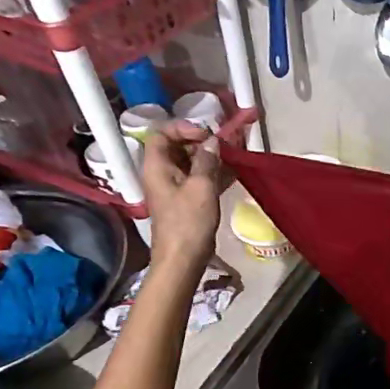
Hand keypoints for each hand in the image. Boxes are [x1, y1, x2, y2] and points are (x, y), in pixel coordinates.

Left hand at [142, 120, 227, 269]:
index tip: (206, 135)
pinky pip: (198, 179)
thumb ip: (207, 160)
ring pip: (190, 163)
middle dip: (201, 143)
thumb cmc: (189, 222)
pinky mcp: (186, 201)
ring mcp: (174, 188)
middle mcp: (162, 174)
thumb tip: (212, 141)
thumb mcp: (201, 187)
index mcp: (157, 166)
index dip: (182, 128)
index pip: (161, 133)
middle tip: (224, 145)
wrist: (182, 260)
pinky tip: (232, 173)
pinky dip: (212, 173)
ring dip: (210, 158)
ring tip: (232, 157)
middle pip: (177, 147)